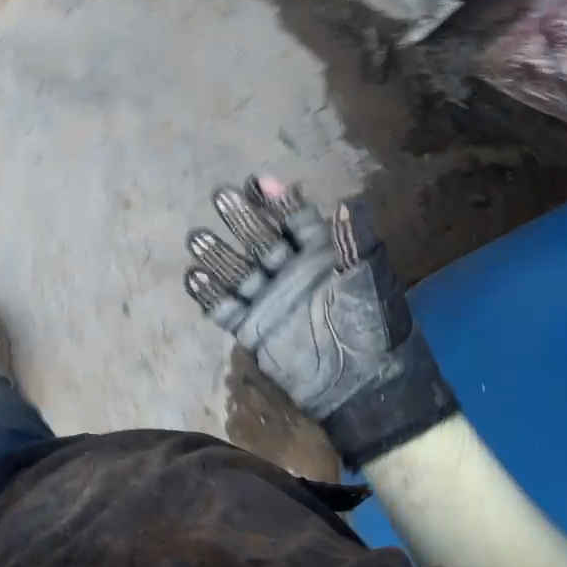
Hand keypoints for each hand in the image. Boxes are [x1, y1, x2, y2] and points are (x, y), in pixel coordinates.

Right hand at [184, 176, 457, 468]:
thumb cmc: (373, 326)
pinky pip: (224, 308)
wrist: (366, 385)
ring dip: (217, 254)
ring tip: (197, 238)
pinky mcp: (251, 328)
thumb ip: (356, 240)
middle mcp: (288, 273)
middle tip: (220, 196)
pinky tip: (192, 277)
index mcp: (318, 257)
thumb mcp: (370, 278)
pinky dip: (208, 295)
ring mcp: (267, 300)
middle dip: (240, 218)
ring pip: (235, 270)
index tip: (257, 181)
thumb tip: (346, 201)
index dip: (277, 201)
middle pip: (258, 240)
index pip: (293, 221)